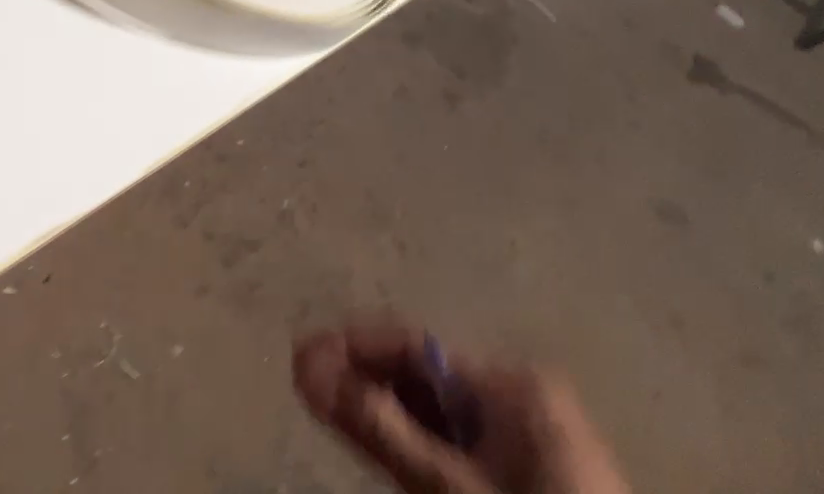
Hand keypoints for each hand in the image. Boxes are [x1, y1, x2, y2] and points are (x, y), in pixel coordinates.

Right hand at [293, 321, 629, 493]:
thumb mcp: (448, 484)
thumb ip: (375, 425)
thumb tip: (301, 365)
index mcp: (509, 381)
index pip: (407, 344)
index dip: (346, 348)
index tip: (294, 362)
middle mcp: (518, 389)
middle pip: (417, 371)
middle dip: (361, 383)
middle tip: (309, 399)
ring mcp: (526, 427)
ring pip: (432, 406)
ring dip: (384, 413)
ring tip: (340, 425)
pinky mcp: (528, 459)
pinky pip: (454, 433)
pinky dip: (415, 439)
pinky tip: (389, 451)